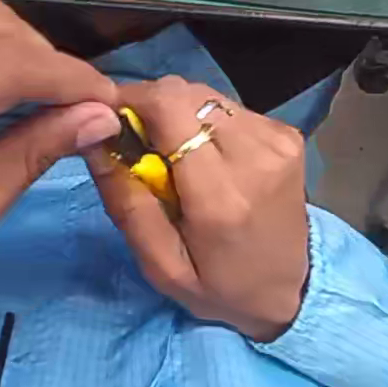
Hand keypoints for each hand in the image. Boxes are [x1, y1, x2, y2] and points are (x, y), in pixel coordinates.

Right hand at [84, 76, 310, 340]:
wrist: (293, 293)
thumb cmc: (218, 288)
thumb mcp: (159, 265)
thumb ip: (125, 202)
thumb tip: (94, 139)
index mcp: (222, 195)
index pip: (168, 106)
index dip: (131, 100)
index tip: (111, 122)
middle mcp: (256, 155)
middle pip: (182, 92)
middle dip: (149, 107)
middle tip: (137, 143)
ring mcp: (277, 140)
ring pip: (201, 94)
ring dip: (175, 113)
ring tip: (169, 150)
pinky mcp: (286, 132)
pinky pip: (224, 105)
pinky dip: (200, 121)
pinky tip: (200, 152)